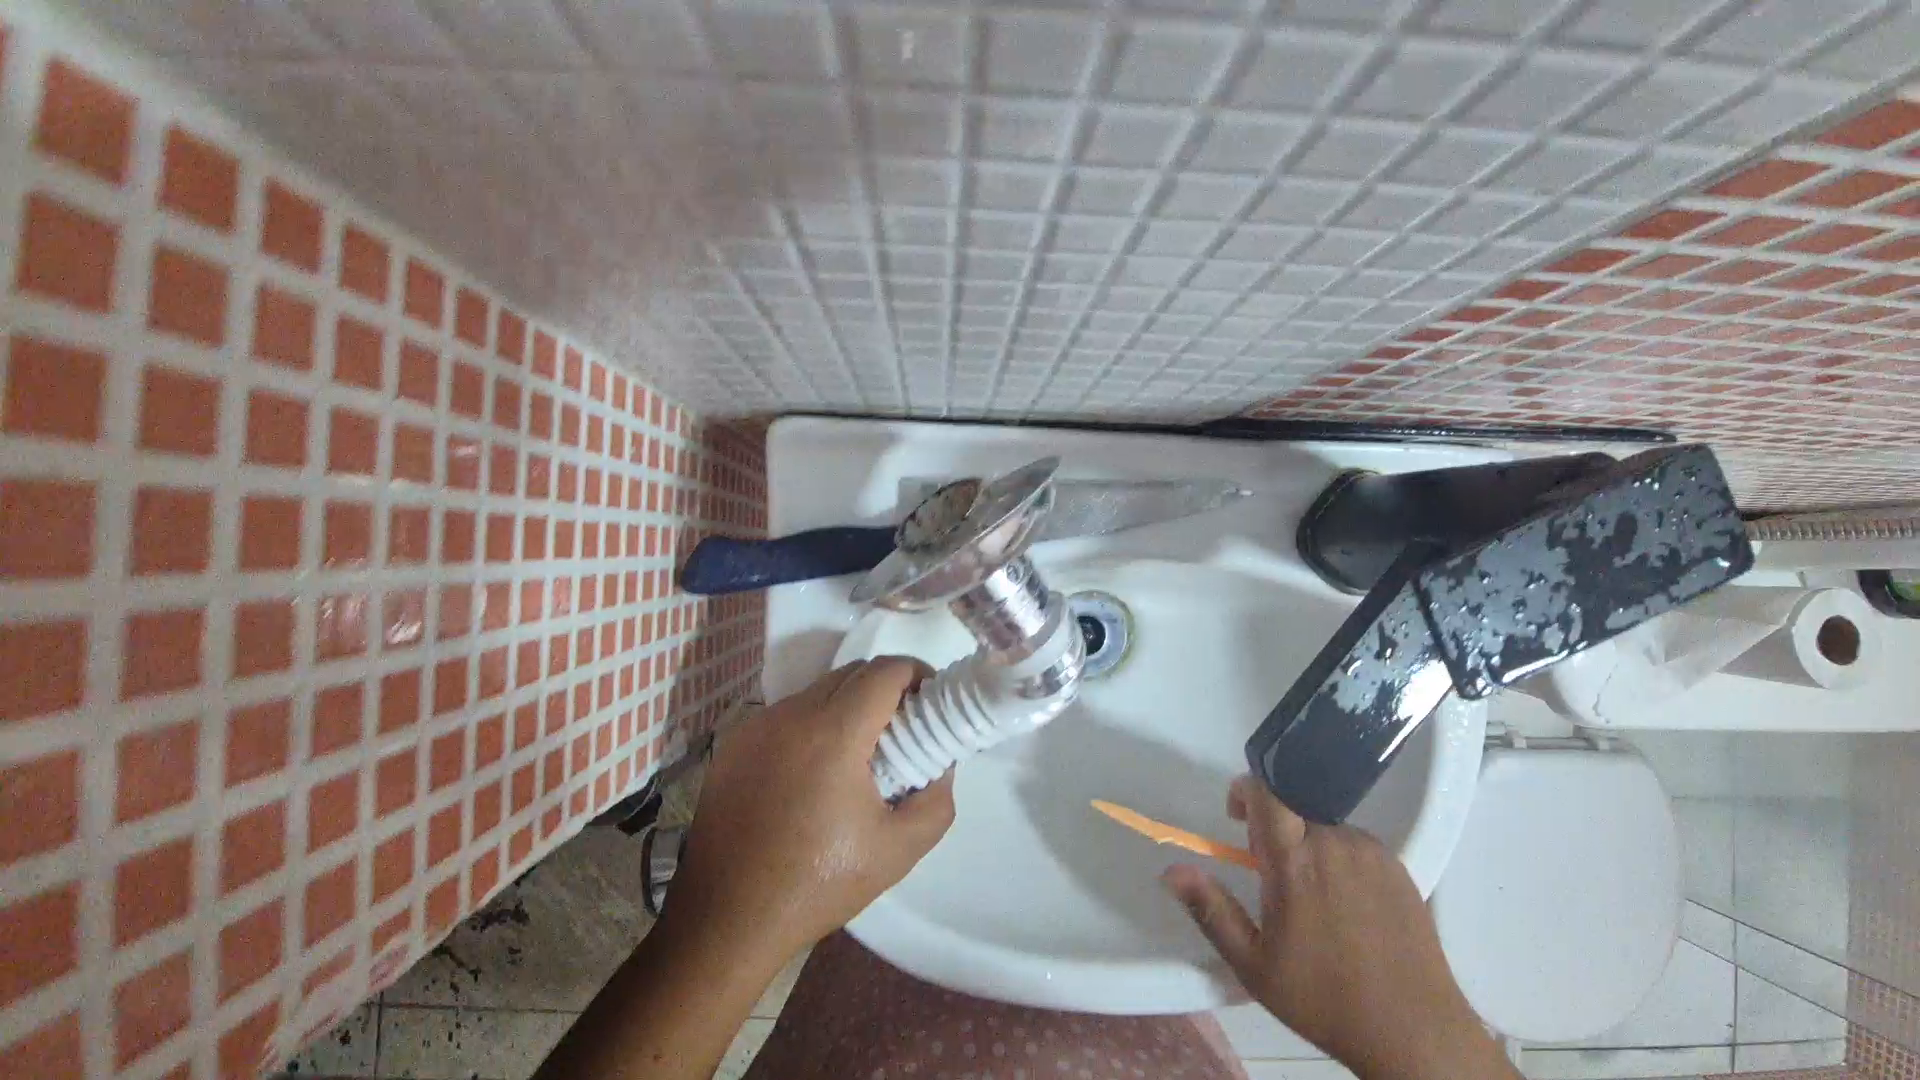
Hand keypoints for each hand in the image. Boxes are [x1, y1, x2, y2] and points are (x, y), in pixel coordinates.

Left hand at [669, 658, 955, 960]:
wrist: (727, 919)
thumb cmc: (817, 883)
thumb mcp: (898, 850)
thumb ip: (935, 799)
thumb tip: (938, 765)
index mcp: (833, 733)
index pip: (885, 671)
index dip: (916, 674)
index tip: (931, 701)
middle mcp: (791, 715)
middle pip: (852, 673)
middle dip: (886, 690)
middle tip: (903, 732)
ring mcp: (756, 727)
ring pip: (816, 692)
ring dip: (847, 707)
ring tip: (858, 759)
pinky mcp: (734, 746)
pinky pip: (786, 716)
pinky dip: (811, 727)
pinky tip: (812, 776)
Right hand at [1162, 777, 1514, 1079]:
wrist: (1414, 1032)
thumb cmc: (1323, 998)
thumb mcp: (1253, 964)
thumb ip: (1211, 909)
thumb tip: (1172, 871)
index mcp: (1295, 862)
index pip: (1269, 791)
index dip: (1247, 790)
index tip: (1237, 817)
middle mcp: (1335, 844)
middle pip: (1295, 804)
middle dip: (1274, 824)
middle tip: (1268, 868)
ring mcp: (1372, 853)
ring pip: (1325, 824)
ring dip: (1307, 841)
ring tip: (1308, 893)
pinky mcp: (1398, 867)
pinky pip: (1355, 843)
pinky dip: (1337, 857)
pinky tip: (1342, 904)